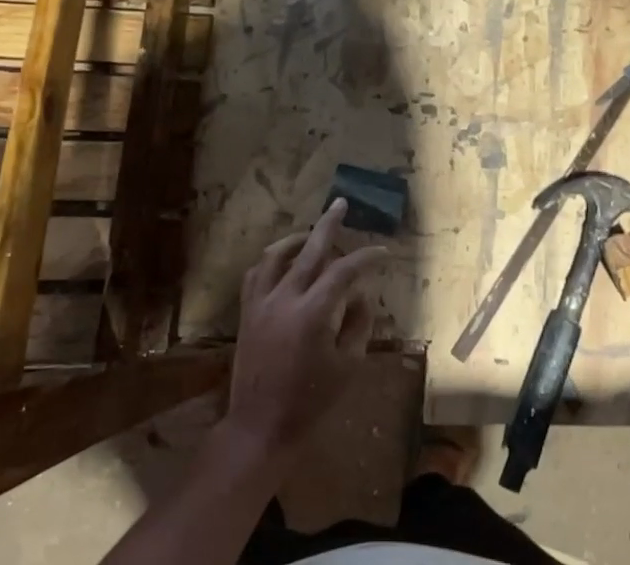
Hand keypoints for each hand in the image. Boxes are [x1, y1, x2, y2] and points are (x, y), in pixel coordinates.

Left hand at [226, 200, 388, 455]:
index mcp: (313, 313)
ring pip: (276, 257)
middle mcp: (284, 299)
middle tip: (341, 204)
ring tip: (310, 233)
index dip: (366, 258)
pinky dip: (271, 260)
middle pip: (309, 251)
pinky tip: (282, 261)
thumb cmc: (311, 400)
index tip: (383, 253)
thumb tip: (361, 295)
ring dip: (296, 240)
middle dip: (328, 225)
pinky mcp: (246, 314)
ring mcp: (260, 305)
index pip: (344, 271)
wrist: (260, 426)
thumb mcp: (348, 365)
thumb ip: (358, 324)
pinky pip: (256, 275)